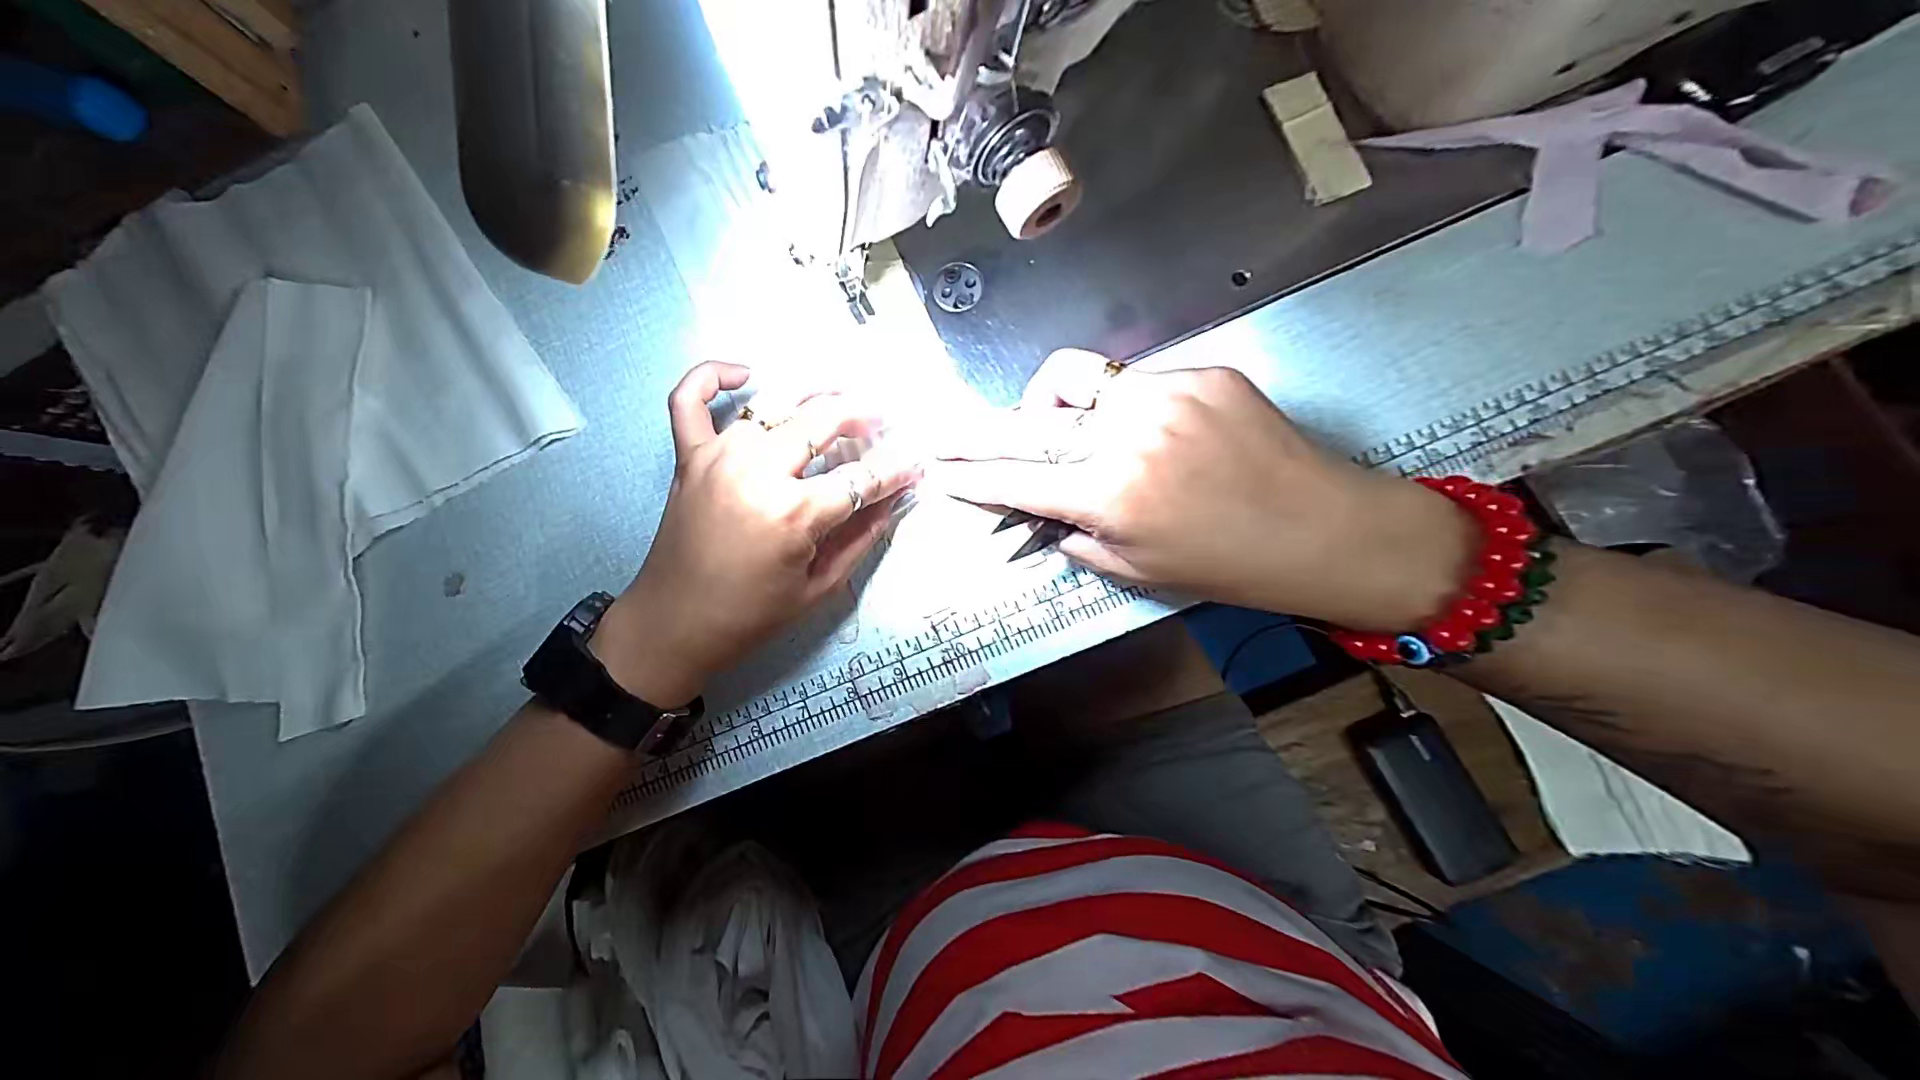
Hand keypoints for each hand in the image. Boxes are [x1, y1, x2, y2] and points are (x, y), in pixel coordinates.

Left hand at [591, 363, 919, 705]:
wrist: (673, 627)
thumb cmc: (752, 617)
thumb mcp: (820, 586)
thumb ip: (862, 536)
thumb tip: (894, 499)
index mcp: (794, 513)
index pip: (861, 477)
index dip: (896, 470)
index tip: (916, 463)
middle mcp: (756, 472)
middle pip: (821, 421)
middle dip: (863, 415)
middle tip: (883, 420)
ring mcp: (717, 458)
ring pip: (772, 406)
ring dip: (810, 399)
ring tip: (836, 403)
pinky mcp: (688, 458)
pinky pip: (689, 400)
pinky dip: (712, 377)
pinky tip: (744, 375)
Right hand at [930, 349, 1475, 631]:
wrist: (1324, 529)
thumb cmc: (1228, 565)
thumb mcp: (1140, 569)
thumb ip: (1078, 536)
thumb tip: (1039, 513)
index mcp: (1114, 497)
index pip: (1021, 480)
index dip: (975, 476)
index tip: (943, 470)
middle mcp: (1131, 438)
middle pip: (1032, 419)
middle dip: (982, 428)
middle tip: (952, 431)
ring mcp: (1168, 395)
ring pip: (1077, 381)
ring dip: (1052, 405)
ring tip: (1057, 426)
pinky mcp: (1203, 373)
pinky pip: (1135, 381)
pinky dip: (1121, 406)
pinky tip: (1146, 430)